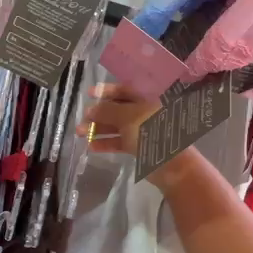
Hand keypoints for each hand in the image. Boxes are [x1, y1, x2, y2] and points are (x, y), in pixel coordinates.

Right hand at [80, 83, 201, 188]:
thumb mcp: (128, 117)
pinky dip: (107, 143)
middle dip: (99, 113)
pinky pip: (120, 141)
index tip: (89, 93)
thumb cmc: (152, 131)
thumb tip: (90, 109)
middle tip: (83, 118)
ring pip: (117, 126)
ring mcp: (144, 129)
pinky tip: (92, 147)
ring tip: (80, 133)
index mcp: (149, 98)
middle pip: (119, 108)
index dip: (107, 90)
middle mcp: (146, 111)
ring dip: (99, 128)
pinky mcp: (140, 146)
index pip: (126, 89)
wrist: (171, 163)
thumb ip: (107, 111)